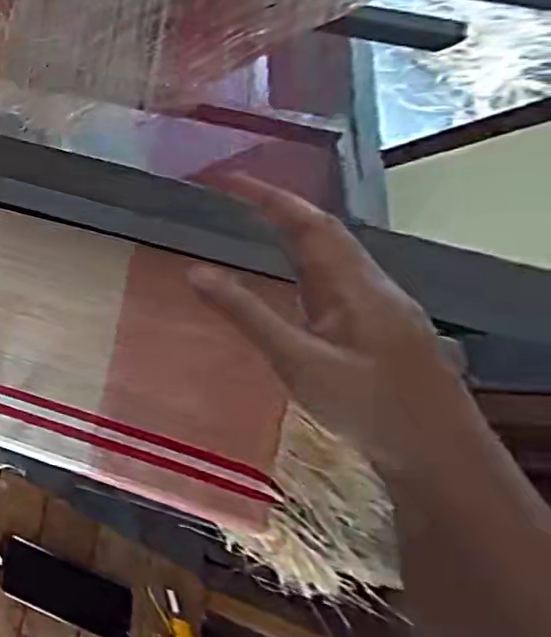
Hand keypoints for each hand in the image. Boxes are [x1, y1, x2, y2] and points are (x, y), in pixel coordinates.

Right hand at [186, 174, 472, 475]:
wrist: (443, 456)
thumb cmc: (369, 406)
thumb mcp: (297, 360)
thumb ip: (246, 313)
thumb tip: (194, 271)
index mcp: (357, 289)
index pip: (309, 226)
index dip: (268, 197)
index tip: (225, 179)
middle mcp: (374, 289)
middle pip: (326, 233)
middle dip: (278, 205)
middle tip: (229, 192)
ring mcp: (380, 308)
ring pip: (334, 253)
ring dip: (292, 229)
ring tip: (250, 217)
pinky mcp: (377, 326)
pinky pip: (334, 275)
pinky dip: (301, 256)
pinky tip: (287, 270)